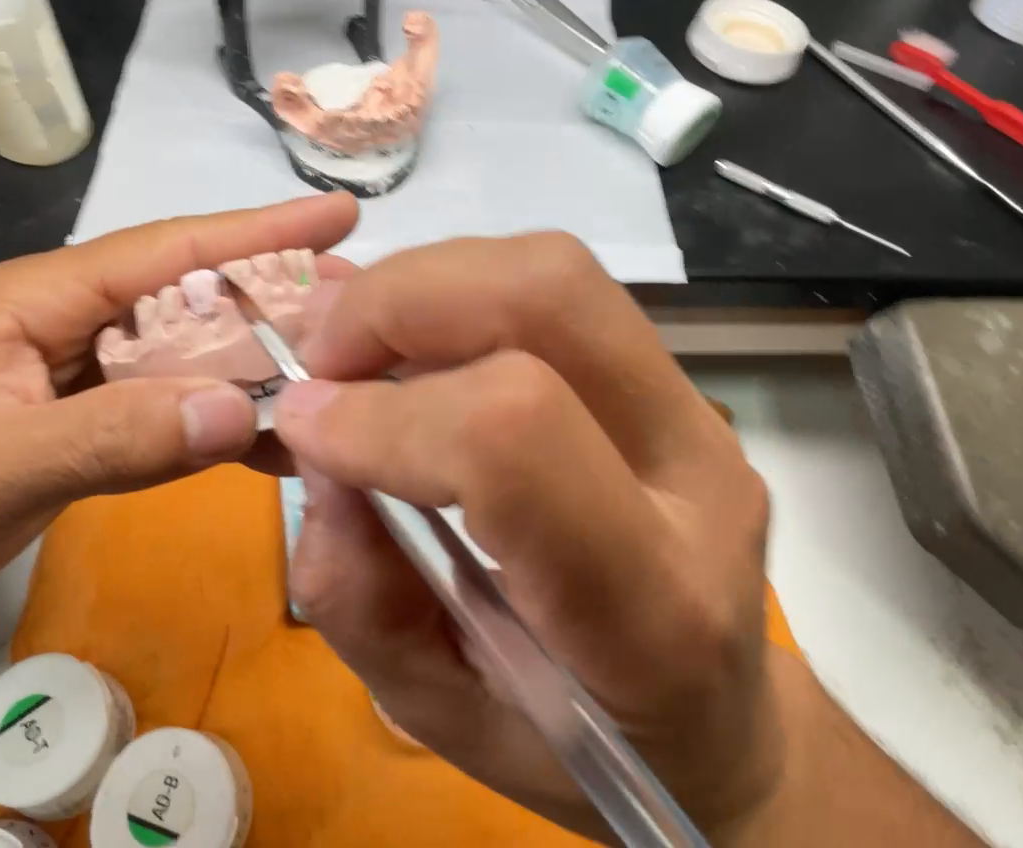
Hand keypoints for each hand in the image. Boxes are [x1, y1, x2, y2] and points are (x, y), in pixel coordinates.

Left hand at [0, 194, 358, 626]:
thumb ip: (112, 439)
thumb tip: (239, 411)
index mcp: (43, 299)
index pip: (169, 252)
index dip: (258, 233)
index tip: (338, 216)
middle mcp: (70, 324)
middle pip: (194, 301)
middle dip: (277, 302)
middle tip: (363, 313)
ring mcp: (78, 379)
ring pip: (188, 362)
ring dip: (256, 371)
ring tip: (337, 379)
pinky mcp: (80, 428)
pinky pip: (166, 417)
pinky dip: (217, 430)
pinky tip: (272, 448)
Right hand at [274, 234, 784, 840]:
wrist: (719, 723)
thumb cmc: (582, 749)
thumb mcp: (442, 716)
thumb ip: (363, 598)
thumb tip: (321, 454)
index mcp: (646, 604)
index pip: (515, 438)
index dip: (386, 416)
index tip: (304, 425)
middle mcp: (695, 476)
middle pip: (550, 300)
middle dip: (400, 301)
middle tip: (320, 354)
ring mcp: (697, 412)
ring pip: (555, 274)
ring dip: (424, 286)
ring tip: (356, 345)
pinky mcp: (675, 382)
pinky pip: (558, 293)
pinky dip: (457, 293)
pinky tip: (411, 344)